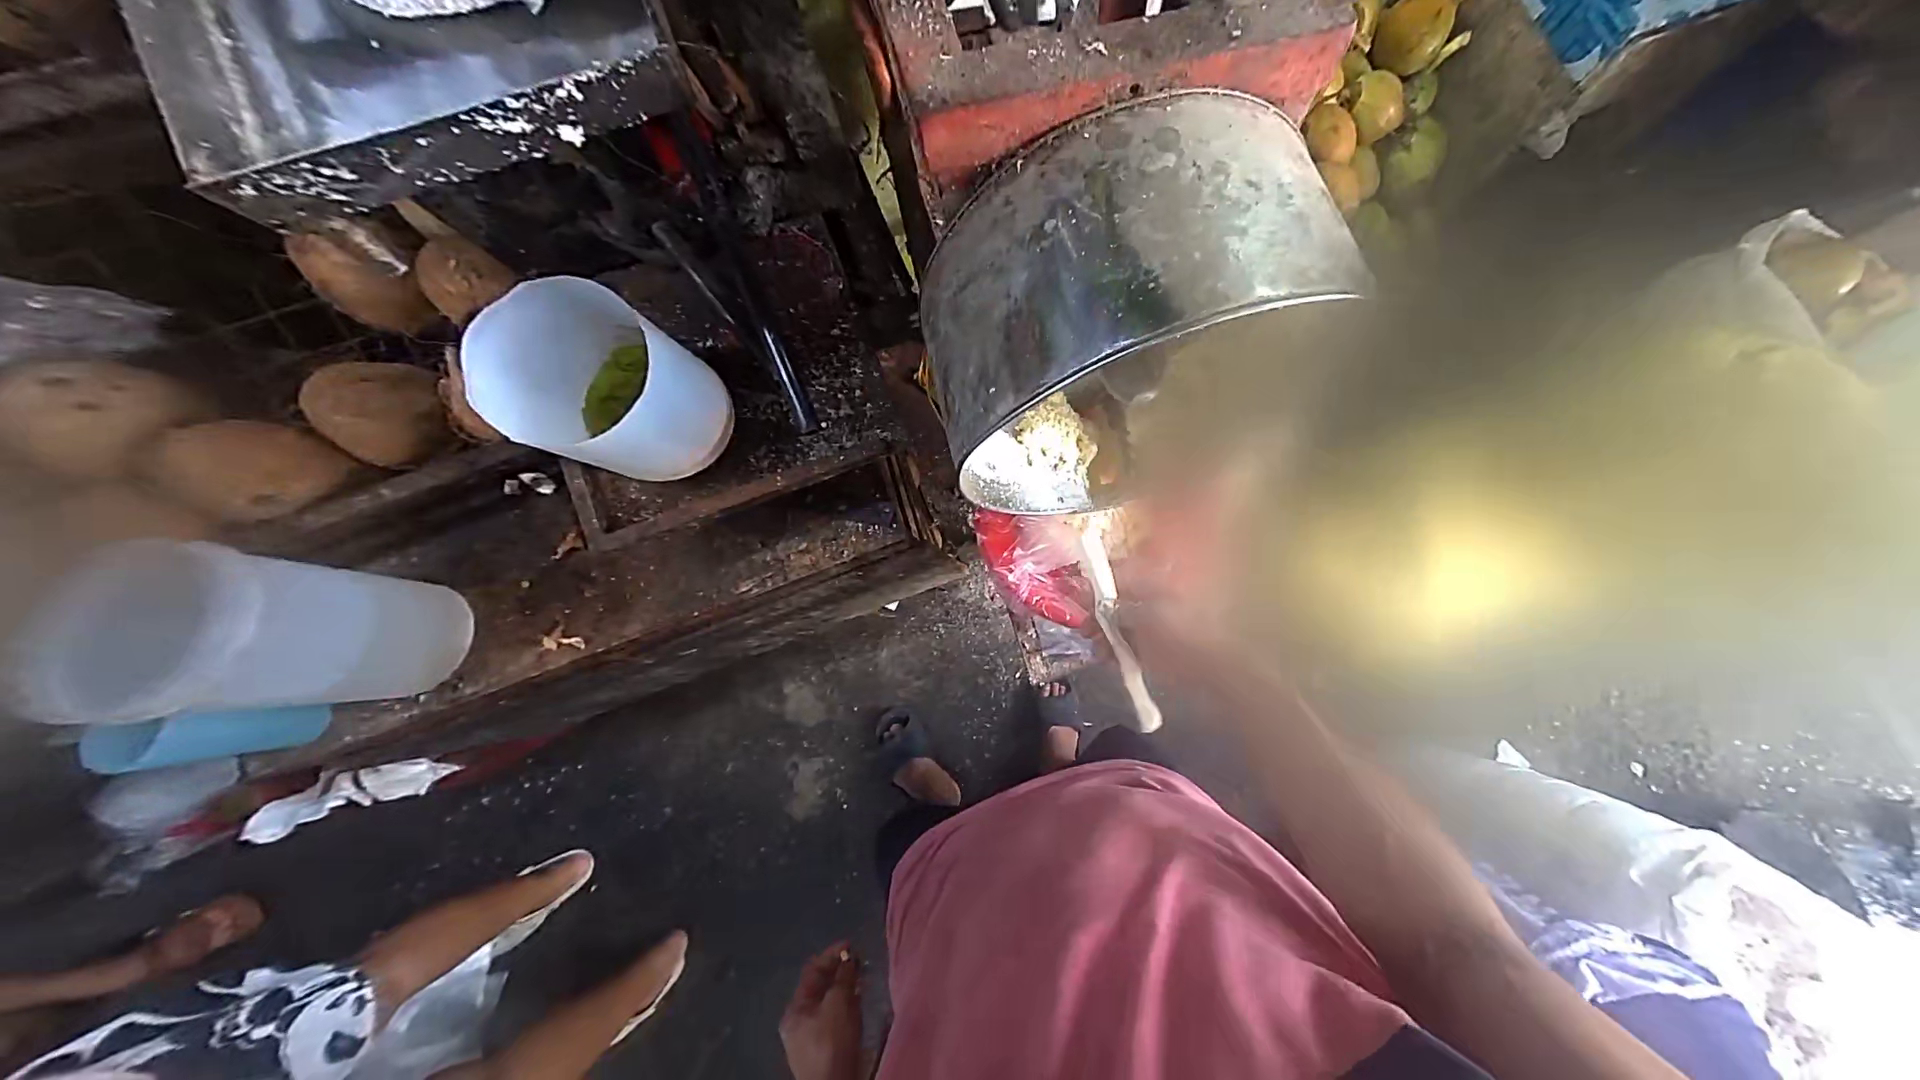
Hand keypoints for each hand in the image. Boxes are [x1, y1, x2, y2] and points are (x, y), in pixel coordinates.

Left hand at [780, 941, 863, 1079]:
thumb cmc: (830, 1043)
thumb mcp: (837, 1004)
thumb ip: (842, 978)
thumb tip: (849, 959)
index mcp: (796, 1009)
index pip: (812, 971)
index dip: (831, 954)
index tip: (851, 945)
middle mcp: (801, 1020)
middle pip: (822, 986)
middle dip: (841, 970)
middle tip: (860, 960)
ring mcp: (815, 1035)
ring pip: (832, 1001)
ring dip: (847, 986)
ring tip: (864, 975)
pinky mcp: (829, 1047)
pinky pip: (839, 1016)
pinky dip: (850, 1004)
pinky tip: (862, 998)